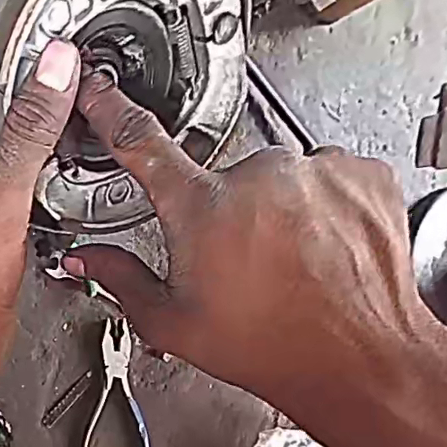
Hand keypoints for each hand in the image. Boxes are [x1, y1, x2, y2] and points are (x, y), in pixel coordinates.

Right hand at [63, 70, 446, 431]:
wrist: (359, 357)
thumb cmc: (271, 344)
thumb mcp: (173, 323)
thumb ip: (121, 280)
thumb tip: (87, 260)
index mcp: (202, 209)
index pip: (140, 143)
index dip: (110, 110)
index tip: (99, 90)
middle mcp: (258, 175)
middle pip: (218, 179)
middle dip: (219, 215)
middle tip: (233, 264)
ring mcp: (313, 168)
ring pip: (272, 180)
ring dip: (270, 213)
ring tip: (282, 263)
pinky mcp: (358, 171)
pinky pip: (319, 176)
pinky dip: (314, 207)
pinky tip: (315, 249)